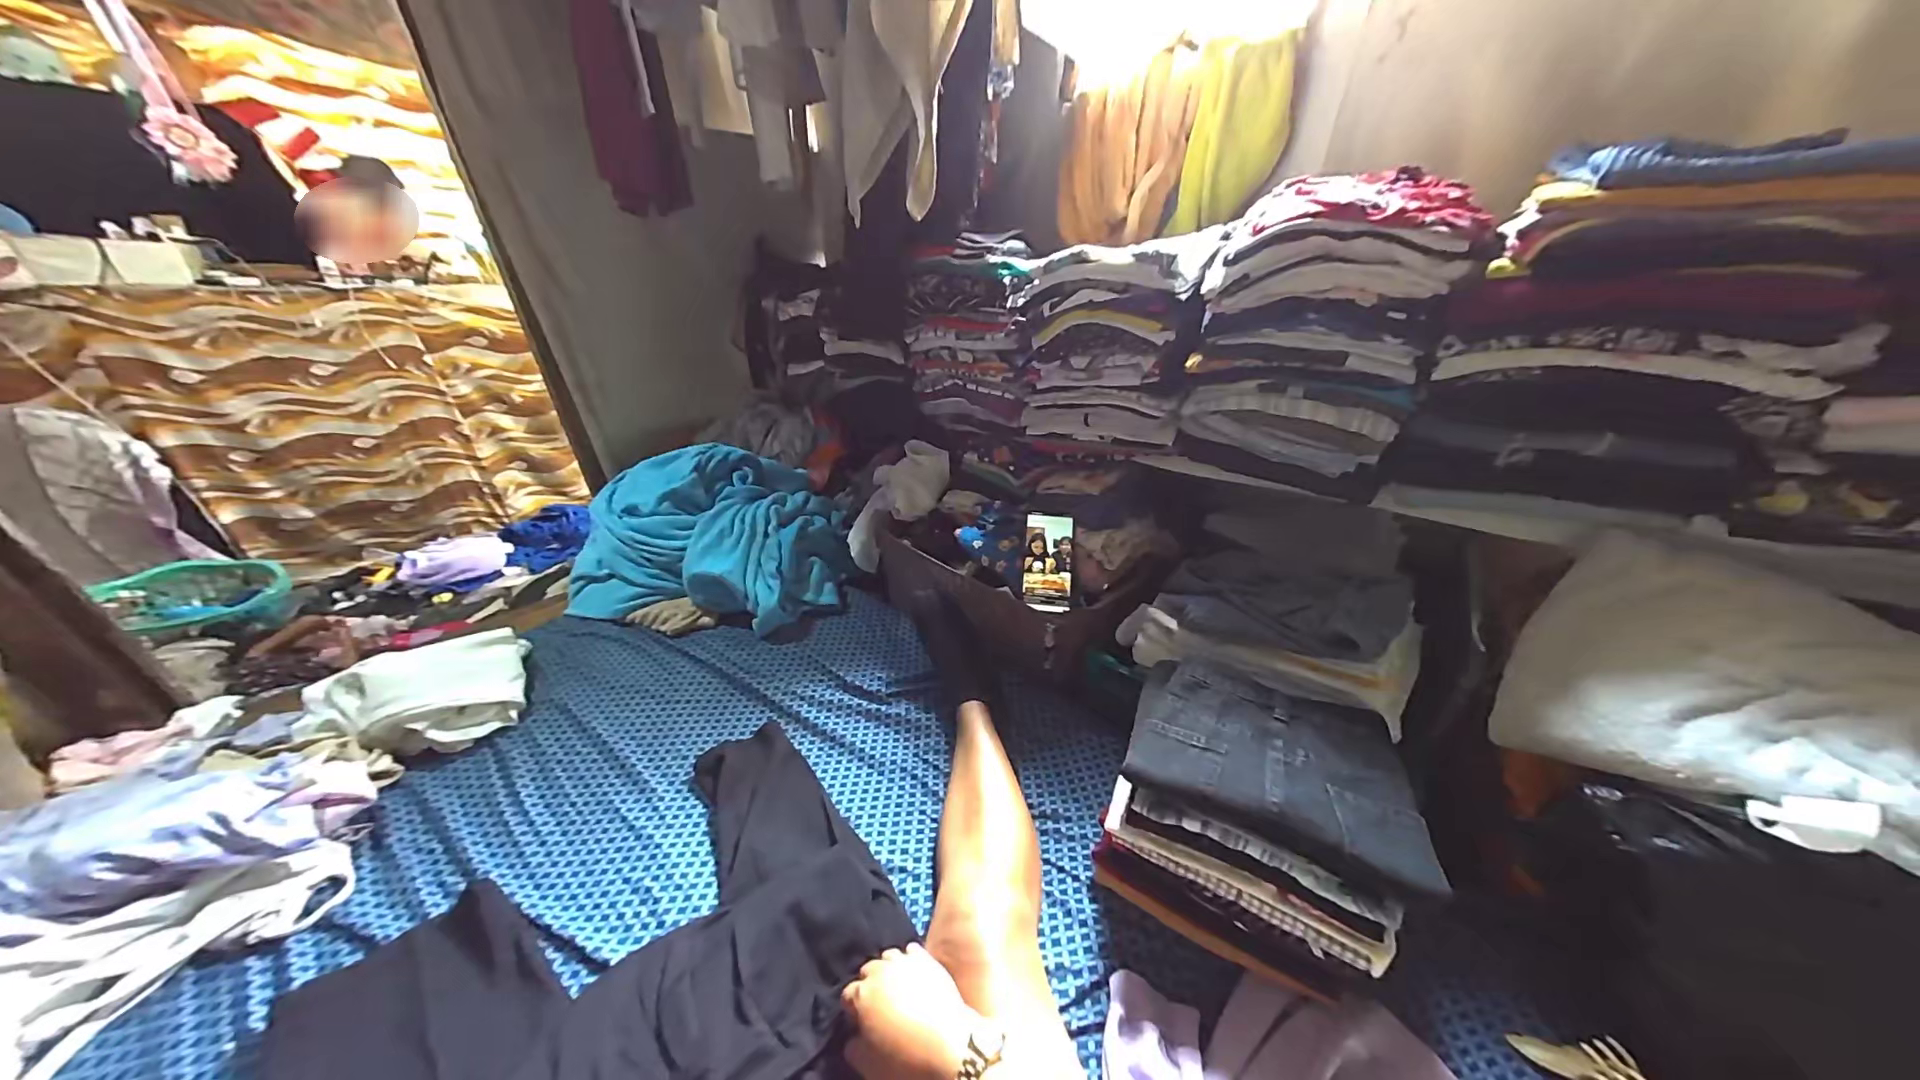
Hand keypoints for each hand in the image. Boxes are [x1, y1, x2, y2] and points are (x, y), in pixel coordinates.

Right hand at [841, 943, 979, 1079]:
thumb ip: (853, 1047)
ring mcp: (904, 961)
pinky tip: (913, 975)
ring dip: (888, 970)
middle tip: (879, 1005)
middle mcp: (880, 971)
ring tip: (897, 988)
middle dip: (869, 986)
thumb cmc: (906, 1059)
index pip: (847, 995)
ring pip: (888, 957)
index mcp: (862, 995)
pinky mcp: (925, 958)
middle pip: (867, 972)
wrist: (949, 1045)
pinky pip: (911, 951)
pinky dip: (909, 961)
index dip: (852, 1009)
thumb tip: (853, 1037)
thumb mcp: (869, 1065)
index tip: (860, 1022)